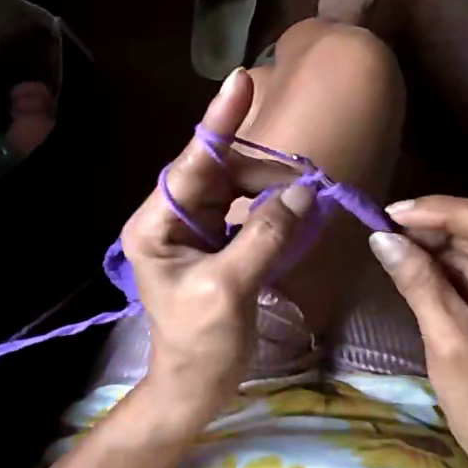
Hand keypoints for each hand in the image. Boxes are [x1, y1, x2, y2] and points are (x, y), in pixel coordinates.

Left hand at [119, 70, 315, 426]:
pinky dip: (272, 209)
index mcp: (156, 224)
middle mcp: (171, 217)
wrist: (194, 387)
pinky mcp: (214, 241)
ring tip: (309, 201)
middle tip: (311, 184)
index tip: (241, 80)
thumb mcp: (230, 289)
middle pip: (220, 171)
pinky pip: (245, 209)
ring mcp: (193, 228)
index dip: (218, 121)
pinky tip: (295, 214)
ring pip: (236, 187)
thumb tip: (303, 193)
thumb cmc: (200, 344)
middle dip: (264, 171)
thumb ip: (265, 236)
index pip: (191, 162)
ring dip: (273, 189)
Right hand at [368, 197, 467, 454]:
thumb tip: (380, 238)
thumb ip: (417, 283)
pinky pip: (463, 255)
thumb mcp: (446, 340)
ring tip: (388, 239)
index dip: (442, 211)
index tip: (393, 215)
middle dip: (432, 220)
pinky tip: (405, 254)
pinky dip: (432, 251)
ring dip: (428, 234)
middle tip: (384, 226)